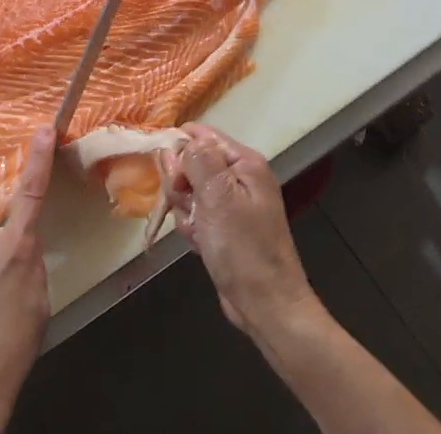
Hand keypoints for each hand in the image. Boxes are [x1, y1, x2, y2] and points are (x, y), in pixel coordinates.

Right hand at [166, 124, 317, 333]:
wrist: (265, 304)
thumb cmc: (243, 248)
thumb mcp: (218, 197)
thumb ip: (199, 160)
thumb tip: (185, 137)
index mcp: (243, 163)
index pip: (200, 136)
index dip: (180, 152)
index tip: (175, 179)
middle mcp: (238, 178)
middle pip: (190, 163)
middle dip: (181, 187)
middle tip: (191, 209)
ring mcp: (231, 203)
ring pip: (187, 191)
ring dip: (185, 212)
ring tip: (200, 232)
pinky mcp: (223, 226)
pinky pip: (194, 215)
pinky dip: (192, 228)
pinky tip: (201, 244)